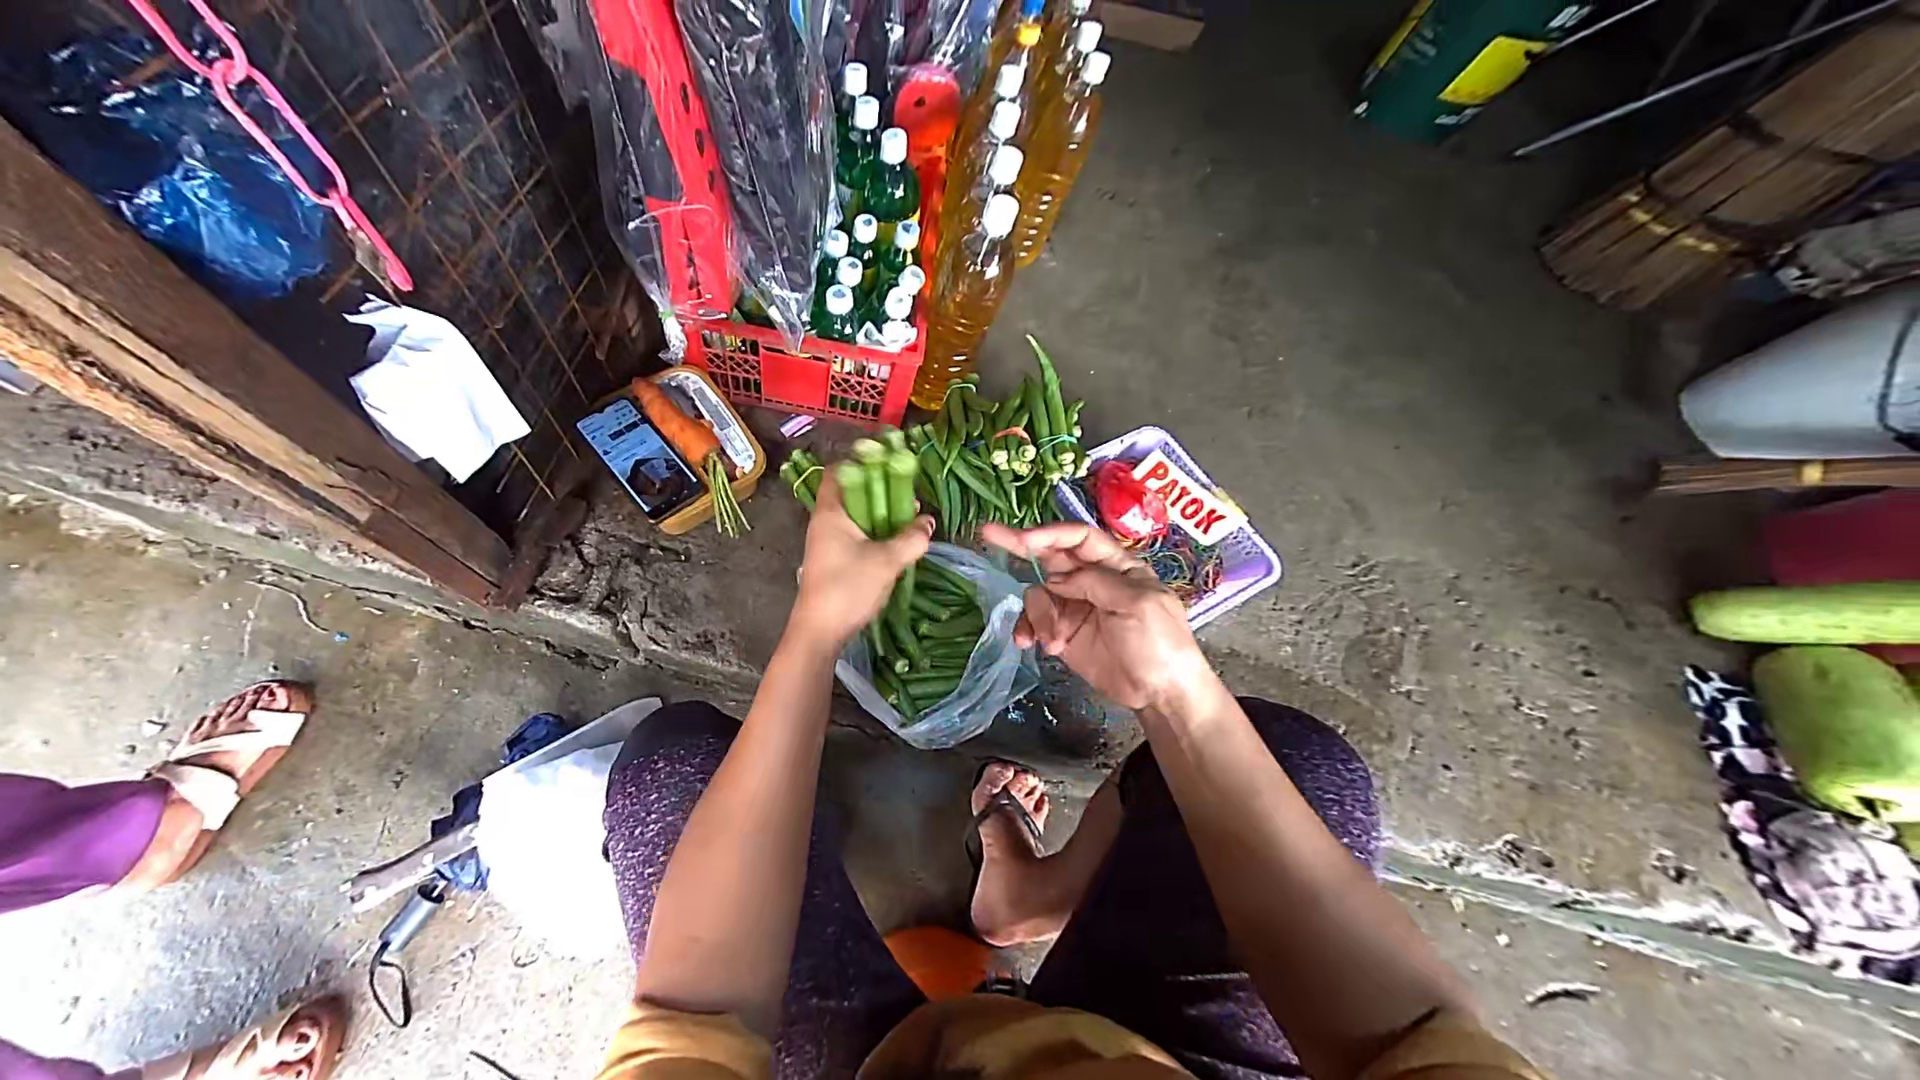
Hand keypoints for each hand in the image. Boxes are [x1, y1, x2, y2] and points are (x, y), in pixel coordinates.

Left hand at [790, 471, 932, 646]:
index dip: (862, 464)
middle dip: (882, 492)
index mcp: (831, 513)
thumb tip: (928, 522)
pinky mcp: (835, 561)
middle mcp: (826, 523)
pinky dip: (877, 535)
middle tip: (909, 498)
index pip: (839, 472)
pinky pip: (858, 537)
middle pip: (853, 494)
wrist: (820, 632)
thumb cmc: (847, 588)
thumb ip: (911, 538)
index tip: (889, 466)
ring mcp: (829, 543)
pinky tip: (898, 545)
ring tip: (910, 521)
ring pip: (858, 518)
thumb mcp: (887, 560)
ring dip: (883, 517)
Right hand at [981, 523, 1217, 712]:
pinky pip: (1034, 622)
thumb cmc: (1160, 643)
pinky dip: (1028, 629)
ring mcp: (1074, 607)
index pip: (1079, 538)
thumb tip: (1056, 580)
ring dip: (1038, 615)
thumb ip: (1095, 583)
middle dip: (1021, 547)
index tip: (1023, 539)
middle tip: (988, 533)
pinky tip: (1030, 643)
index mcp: (1116, 566)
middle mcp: (1091, 580)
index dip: (1050, 535)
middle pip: (1052, 557)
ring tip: (1051, 640)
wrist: (1161, 694)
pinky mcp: (1061, 634)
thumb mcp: (1137, 604)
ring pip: (1038, 594)